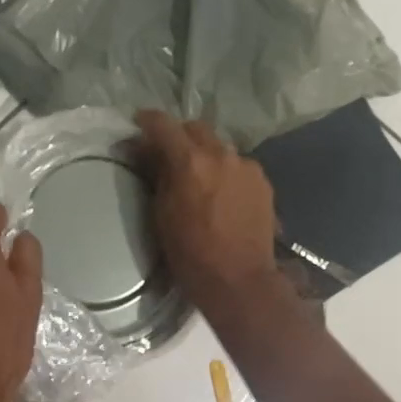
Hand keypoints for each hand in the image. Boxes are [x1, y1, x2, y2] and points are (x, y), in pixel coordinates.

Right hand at [134, 110, 282, 316]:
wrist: (241, 281)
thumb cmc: (191, 254)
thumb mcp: (161, 215)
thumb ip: (156, 175)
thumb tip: (144, 151)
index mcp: (190, 161)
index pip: (163, 125)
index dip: (147, 120)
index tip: (138, 123)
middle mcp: (220, 154)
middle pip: (195, 128)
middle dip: (179, 135)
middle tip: (168, 153)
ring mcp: (246, 165)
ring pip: (219, 146)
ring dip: (204, 154)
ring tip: (198, 177)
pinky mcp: (262, 180)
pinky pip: (238, 165)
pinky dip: (225, 171)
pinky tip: (222, 193)